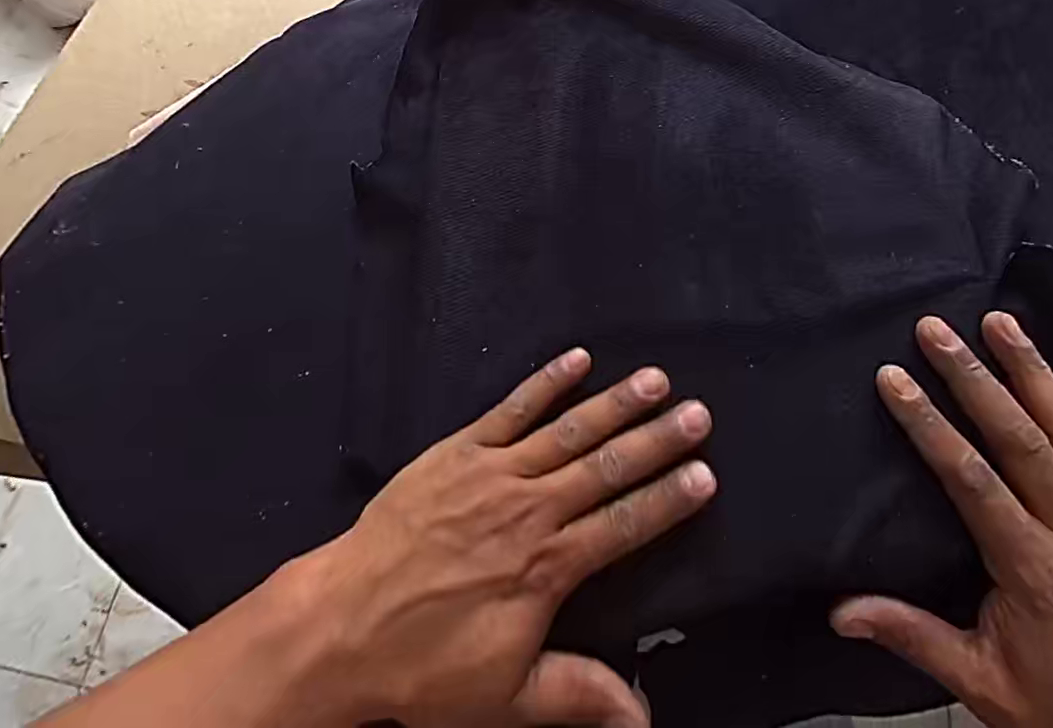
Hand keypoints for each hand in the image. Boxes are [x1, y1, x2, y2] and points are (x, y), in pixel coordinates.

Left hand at [289, 348, 716, 726]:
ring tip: (654, 381)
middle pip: (607, 467)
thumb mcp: (507, 696)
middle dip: (657, 440)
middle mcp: (530, 507)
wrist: (346, 619)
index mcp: (547, 565)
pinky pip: (511, 408)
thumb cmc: (426, 659)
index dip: (669, 499)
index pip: (624, 524)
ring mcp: (495, 470)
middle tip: (698, 415)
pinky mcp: (461, 448)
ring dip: (615, 403)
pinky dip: (546, 383)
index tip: (706, 475)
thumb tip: (644, 715)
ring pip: (568, 430)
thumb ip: (579, 694)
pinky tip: (575, 360)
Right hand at [832, 314, 1052, 727]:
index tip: (894, 379)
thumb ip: (913, 637)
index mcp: (1041, 574)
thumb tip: (838, 611)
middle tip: (937, 330)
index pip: (973, 481)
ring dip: (1032, 373)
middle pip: (1024, 442)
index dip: (930, 426)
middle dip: (975, 379)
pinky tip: (1046, 377)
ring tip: (1001, 322)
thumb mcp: (988, 687)